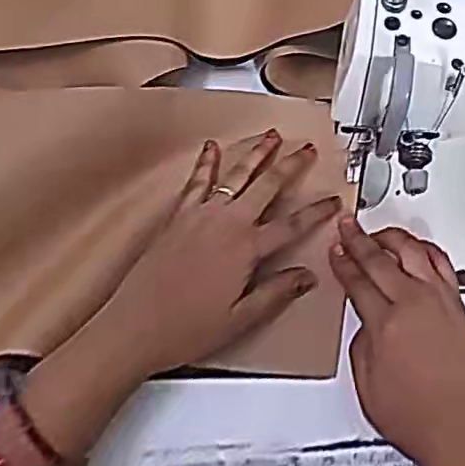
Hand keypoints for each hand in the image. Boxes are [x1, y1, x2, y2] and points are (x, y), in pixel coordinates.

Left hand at [23, 134, 341, 456]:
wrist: (133, 328)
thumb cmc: (183, 328)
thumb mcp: (241, 319)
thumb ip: (277, 293)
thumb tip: (305, 277)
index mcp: (247, 249)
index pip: (293, 224)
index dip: (317, 211)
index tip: (331, 201)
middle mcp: (228, 224)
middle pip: (269, 185)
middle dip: (292, 165)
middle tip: (306, 150)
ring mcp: (203, 215)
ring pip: (238, 174)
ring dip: (257, 153)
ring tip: (271, 136)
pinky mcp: (180, 215)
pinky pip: (198, 181)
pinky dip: (207, 162)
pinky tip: (212, 147)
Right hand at [332, 218, 464, 465]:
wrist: (459, 424)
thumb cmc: (419, 415)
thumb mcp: (368, 386)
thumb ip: (361, 344)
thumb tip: (365, 320)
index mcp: (385, 324)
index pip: (357, 281)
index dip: (343, 263)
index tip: (336, 251)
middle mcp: (413, 302)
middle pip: (379, 259)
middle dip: (359, 240)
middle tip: (348, 227)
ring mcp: (437, 297)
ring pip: (411, 249)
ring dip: (390, 236)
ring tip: (378, 232)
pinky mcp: (455, 299)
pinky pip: (439, 260)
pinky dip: (424, 247)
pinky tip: (416, 245)